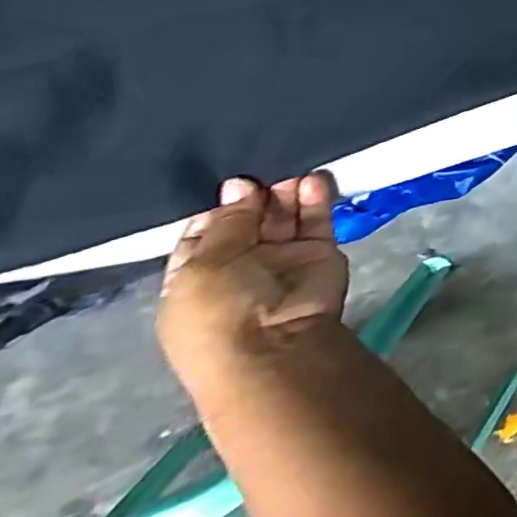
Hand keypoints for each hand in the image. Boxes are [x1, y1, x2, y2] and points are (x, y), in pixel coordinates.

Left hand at [157, 172, 348, 396]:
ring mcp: (282, 258)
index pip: (206, 231)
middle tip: (263, 172)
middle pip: (249, 219)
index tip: (231, 184)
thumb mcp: (203, 266)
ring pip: (283, 216)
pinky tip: (314, 179)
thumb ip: (227, 221)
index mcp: (197, 275)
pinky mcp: (319, 252)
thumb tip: (239, 184)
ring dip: (285, 193)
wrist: (277, 344)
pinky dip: (315, 198)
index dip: (217, 207)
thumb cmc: (218, 312)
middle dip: (255, 195)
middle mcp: (240, 265)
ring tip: (291, 172)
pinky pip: (316, 220)